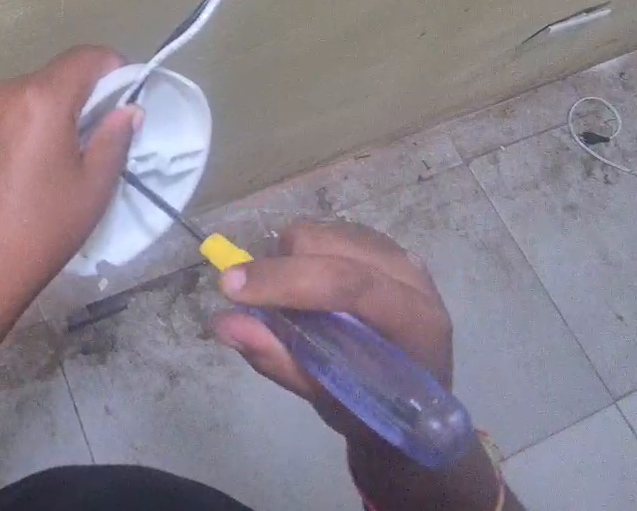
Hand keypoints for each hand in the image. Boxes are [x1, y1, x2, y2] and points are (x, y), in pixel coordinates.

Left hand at [0, 46, 142, 307]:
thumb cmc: (41, 228)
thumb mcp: (93, 186)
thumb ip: (114, 137)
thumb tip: (128, 109)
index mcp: (40, 98)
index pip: (87, 56)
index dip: (115, 69)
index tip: (127, 98)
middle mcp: (4, 89)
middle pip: (56, 75)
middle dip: (83, 96)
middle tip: (96, 137)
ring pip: (29, 92)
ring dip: (50, 110)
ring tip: (57, 157)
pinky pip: (5, 108)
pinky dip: (23, 121)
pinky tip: (25, 164)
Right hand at [211, 221, 453, 440]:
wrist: (410, 402)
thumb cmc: (370, 407)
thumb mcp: (324, 398)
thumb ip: (276, 356)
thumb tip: (222, 323)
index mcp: (414, 320)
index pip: (348, 283)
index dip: (285, 280)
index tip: (231, 288)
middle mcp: (409, 273)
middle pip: (324, 245)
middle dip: (277, 269)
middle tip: (256, 302)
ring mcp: (393, 251)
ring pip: (317, 231)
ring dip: (286, 260)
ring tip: (288, 299)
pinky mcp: (375, 242)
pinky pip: (320, 230)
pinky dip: (297, 254)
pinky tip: (305, 284)